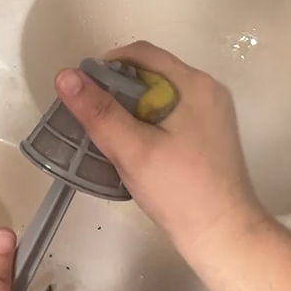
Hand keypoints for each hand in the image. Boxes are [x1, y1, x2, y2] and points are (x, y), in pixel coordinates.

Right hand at [53, 41, 268, 259]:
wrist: (224, 236)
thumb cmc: (180, 190)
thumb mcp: (132, 150)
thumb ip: (98, 112)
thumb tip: (66, 76)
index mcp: (194, 84)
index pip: (143, 54)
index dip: (108, 65)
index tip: (85, 91)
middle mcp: (207, 91)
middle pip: (152, 73)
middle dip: (119, 90)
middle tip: (94, 118)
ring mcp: (212, 113)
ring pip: (161, 95)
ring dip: (132, 108)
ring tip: (110, 135)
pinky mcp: (210, 134)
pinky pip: (172, 113)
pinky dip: (149, 121)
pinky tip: (135, 148)